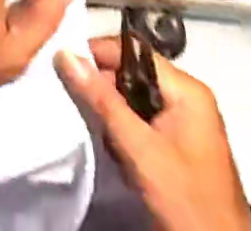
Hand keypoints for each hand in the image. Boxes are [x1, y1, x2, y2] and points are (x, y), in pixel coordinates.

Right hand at [55, 37, 250, 230]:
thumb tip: (64, 53)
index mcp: (186, 89)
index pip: (132, 50)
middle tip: (71, 99)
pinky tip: (110, 146)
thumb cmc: (185, 200)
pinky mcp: (177, 143)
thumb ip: (101, 100)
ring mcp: (184, 121)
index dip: (97, 53)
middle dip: (101, 85)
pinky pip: (140, 118)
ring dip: (110, 109)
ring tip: (91, 125)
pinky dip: (121, 127)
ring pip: (132, 96)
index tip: (63, 66)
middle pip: (131, 71)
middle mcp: (186, 97)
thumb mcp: (138, 148)